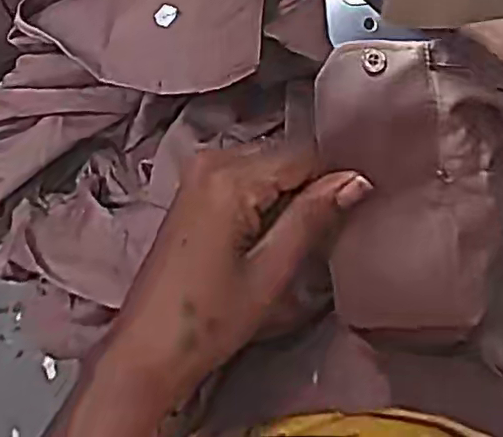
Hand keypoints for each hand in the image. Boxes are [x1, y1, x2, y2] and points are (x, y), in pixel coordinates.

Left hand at [78, 141, 371, 429]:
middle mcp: (213, 158)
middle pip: (283, 154)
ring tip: (300, 230)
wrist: (145, 349)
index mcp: (230, 176)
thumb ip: (312, 217)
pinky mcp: (195, 184)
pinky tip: (269, 227)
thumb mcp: (270, 272)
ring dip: (288, 189)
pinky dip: (265, 192)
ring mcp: (200, 168)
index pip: (303, 153)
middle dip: (310, 183)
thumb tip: (356, 179)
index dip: (333, 176)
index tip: (355, 203)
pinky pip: (245, 172)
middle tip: (327, 226)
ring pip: (267, 161)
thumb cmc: (209, 319)